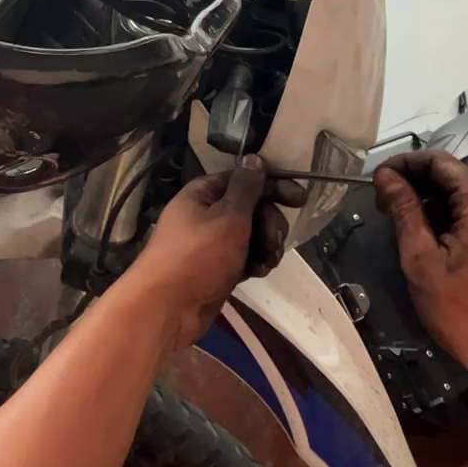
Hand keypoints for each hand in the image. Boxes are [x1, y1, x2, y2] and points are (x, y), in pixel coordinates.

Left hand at [120, 155, 306, 349]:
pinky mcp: (217, 267)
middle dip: (269, 222)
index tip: (300, 199)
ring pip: (250, 234)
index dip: (273, 186)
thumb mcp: (228, 217)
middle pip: (250, 207)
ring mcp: (211, 242)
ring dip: (265, 244)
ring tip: (268, 261)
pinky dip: (254, 261)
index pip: (244, 179)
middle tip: (275, 241)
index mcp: (204, 192)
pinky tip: (259, 272)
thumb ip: (246, 188)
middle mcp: (206, 213)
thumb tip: (254, 157)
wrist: (167, 308)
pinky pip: (244, 256)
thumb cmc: (198, 256)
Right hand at [373, 150, 467, 387]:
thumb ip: (405, 211)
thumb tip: (386, 176)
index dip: (404, 164)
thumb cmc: (465, 315)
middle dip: (418, 184)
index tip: (379, 181)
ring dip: (436, 202)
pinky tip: (437, 239)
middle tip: (387, 206)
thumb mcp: (422, 262)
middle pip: (456, 176)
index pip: (439, 161)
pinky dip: (457, 217)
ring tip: (407, 226)